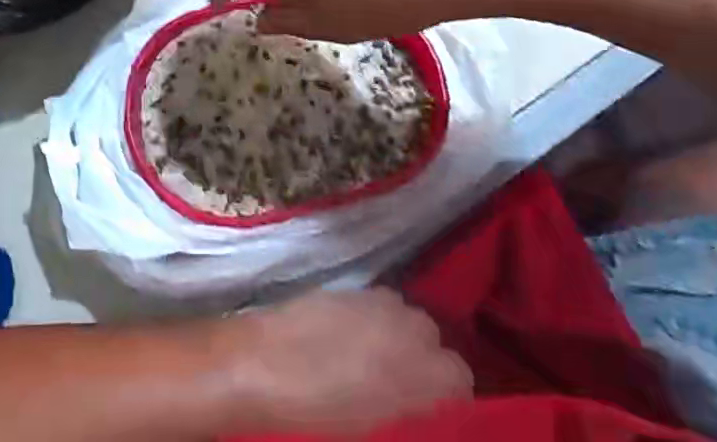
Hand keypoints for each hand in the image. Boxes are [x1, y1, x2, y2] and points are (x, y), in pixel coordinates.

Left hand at [212, 289, 473, 434]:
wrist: (257, 368)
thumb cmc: (318, 415)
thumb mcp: (375, 425)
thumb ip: (409, 408)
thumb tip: (417, 402)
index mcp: (423, 373)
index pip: (459, 375)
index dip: (447, 392)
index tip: (433, 405)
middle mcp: (404, 327)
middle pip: (432, 335)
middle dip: (422, 355)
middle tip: (401, 383)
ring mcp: (370, 302)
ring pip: (401, 312)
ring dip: (395, 331)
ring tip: (372, 357)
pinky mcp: (339, 289)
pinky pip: (370, 302)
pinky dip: (368, 317)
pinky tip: (346, 338)